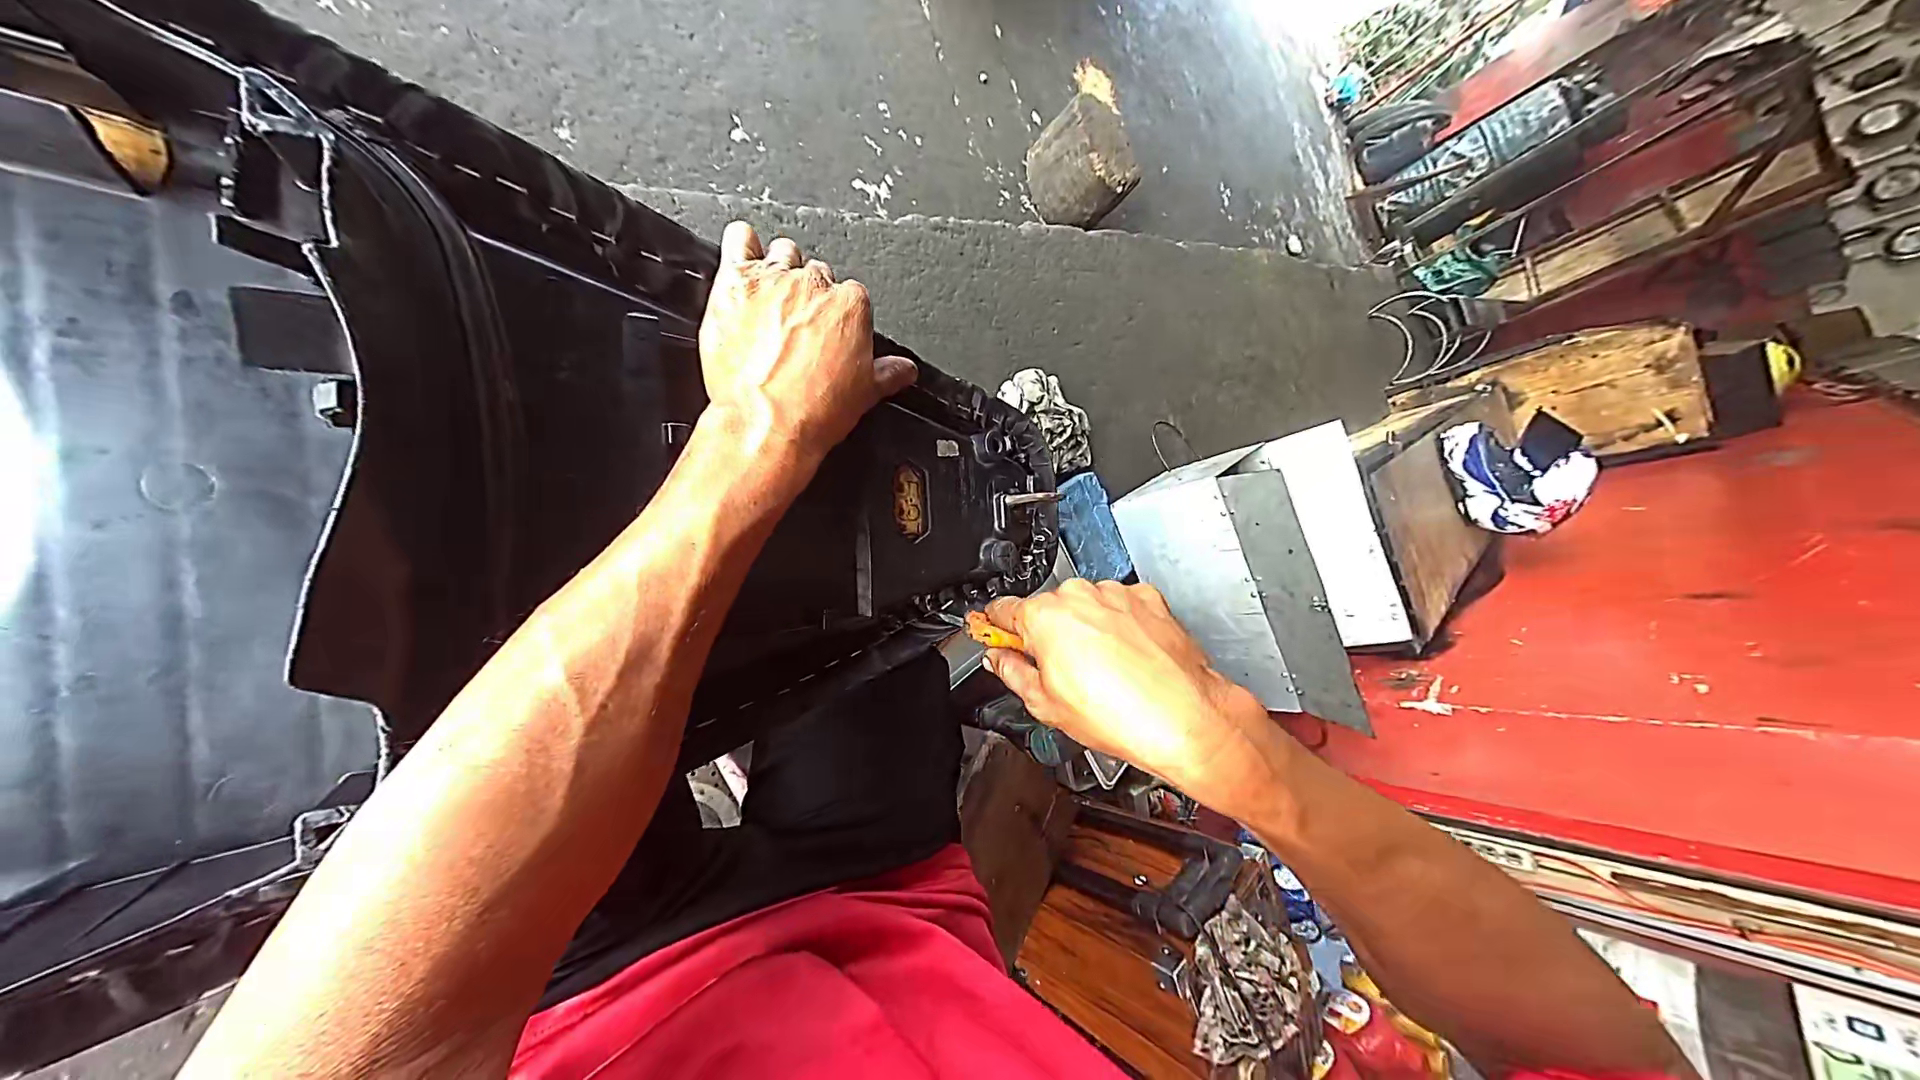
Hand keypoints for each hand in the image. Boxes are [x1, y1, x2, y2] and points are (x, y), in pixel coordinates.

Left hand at [698, 222, 915, 464]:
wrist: (765, 426)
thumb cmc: (813, 411)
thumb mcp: (865, 395)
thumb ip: (889, 373)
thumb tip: (904, 370)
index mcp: (851, 306)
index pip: (853, 296)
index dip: (841, 317)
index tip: (832, 335)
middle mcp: (814, 285)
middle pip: (816, 273)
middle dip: (810, 296)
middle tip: (800, 327)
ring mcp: (773, 280)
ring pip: (782, 253)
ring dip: (780, 270)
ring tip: (773, 301)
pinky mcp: (734, 282)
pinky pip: (739, 239)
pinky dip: (743, 246)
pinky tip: (745, 263)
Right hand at [983, 580, 1283, 814]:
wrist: (1188, 717)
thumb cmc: (1122, 715)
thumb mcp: (1046, 704)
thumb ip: (1012, 672)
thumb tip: (1000, 659)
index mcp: (1044, 617)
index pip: (1002, 610)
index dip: (994, 626)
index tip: (994, 634)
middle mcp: (1079, 596)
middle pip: (1047, 609)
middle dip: (1047, 634)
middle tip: (1060, 671)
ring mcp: (1115, 594)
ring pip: (1086, 607)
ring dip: (1086, 629)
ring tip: (1103, 671)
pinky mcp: (1147, 599)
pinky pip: (1120, 607)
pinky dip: (1119, 626)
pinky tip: (1127, 659)